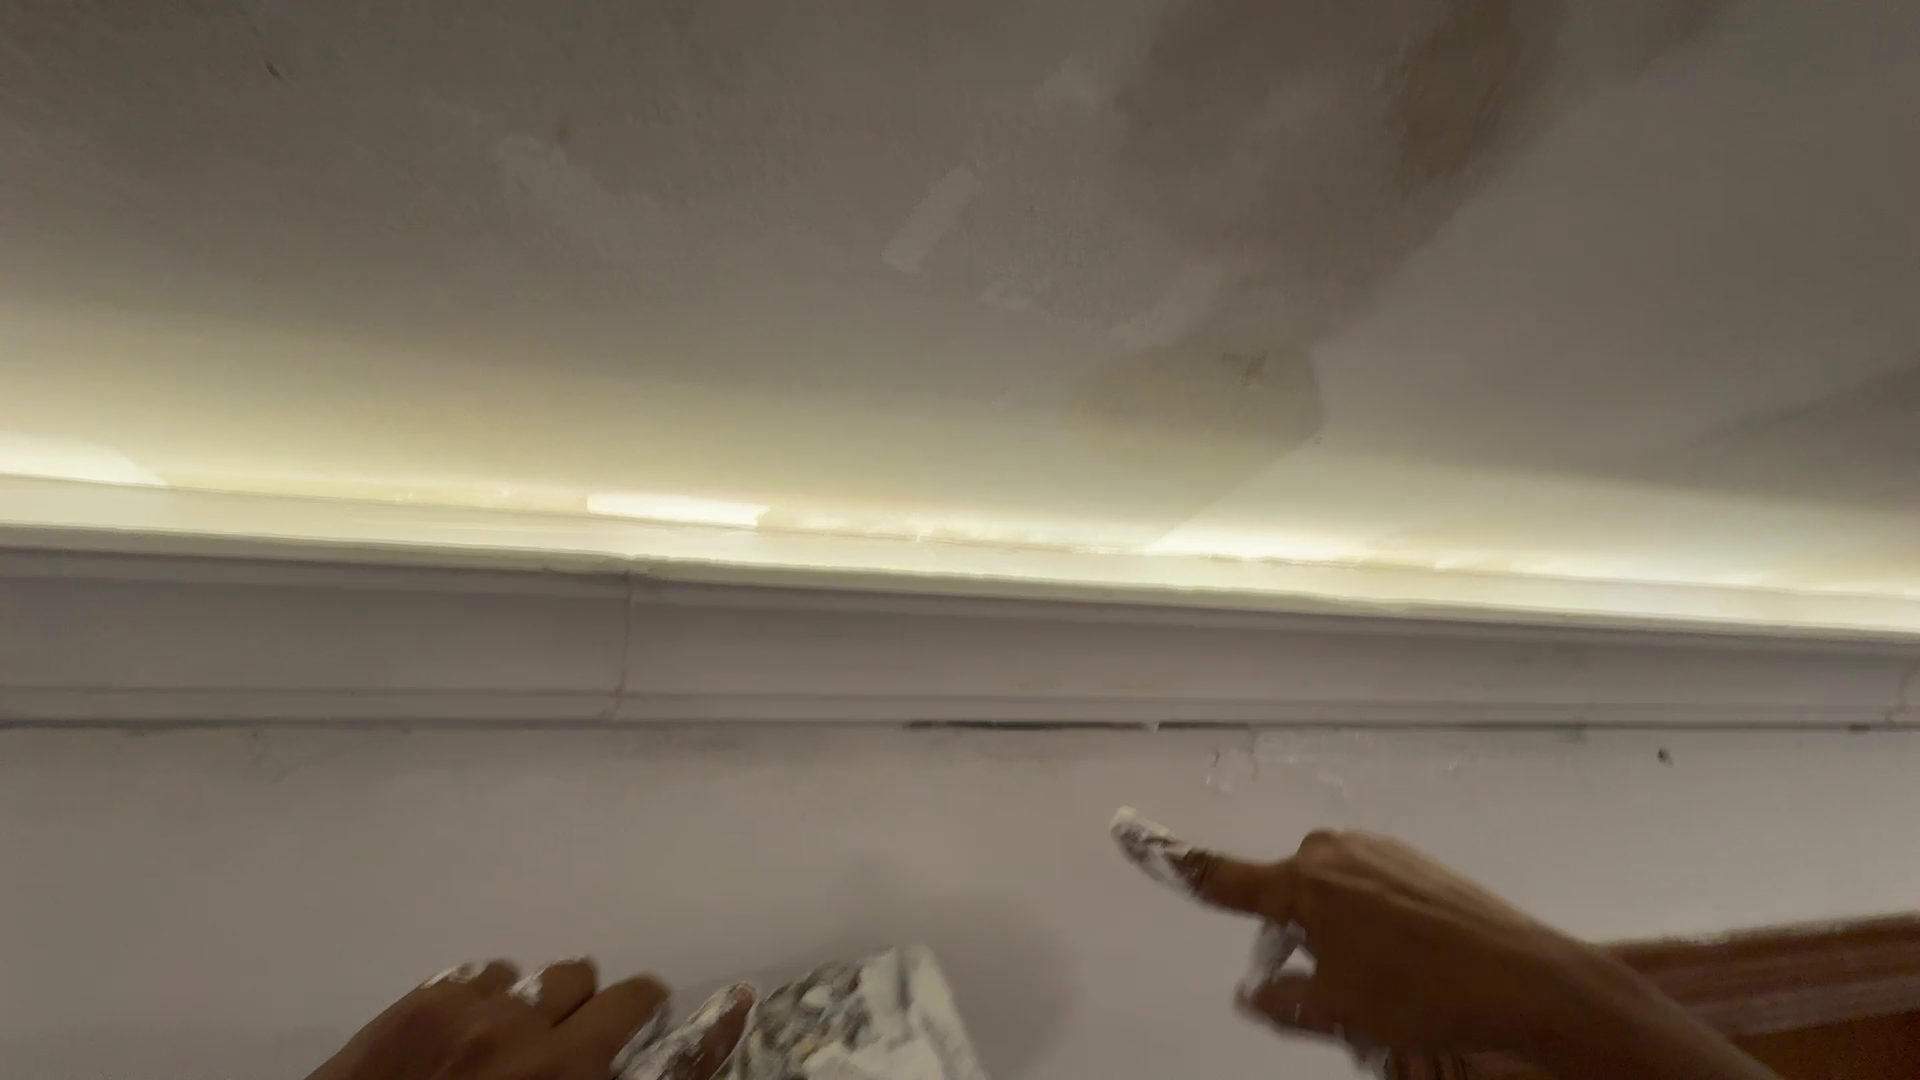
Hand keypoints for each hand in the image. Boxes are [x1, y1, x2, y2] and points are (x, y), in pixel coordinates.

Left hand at [305, 958, 753, 1079]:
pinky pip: (487, 971)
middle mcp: (539, 1051)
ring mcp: (478, 1020)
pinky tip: (453, 1039)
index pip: (670, 1046)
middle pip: (619, 994)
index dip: (714, 1024)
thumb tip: (677, 1033)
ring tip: (501, 1049)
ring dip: (539, 1010)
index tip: (738, 997)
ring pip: (552, 977)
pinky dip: (483, 1001)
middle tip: (567, 1057)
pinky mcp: (421, 1004)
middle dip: (603, 1020)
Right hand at [1187, 828, 1587, 1056]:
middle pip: (1283, 893)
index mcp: (1300, 885)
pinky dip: (1369, 913)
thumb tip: (1252, 993)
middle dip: (1294, 934)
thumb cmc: (1421, 995)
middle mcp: (1325, 851)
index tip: (1127, 832)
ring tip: (1388, 971)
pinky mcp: (1405, 854)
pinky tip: (1413, 948)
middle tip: (1338, 982)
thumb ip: (1285, 1002)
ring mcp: (1368, 847)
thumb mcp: (1344, 1013)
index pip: (1221, 877)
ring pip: (1326, 889)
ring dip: (1335, 925)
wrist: (1529, 977)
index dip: (1171, 860)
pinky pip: (1363, 881)